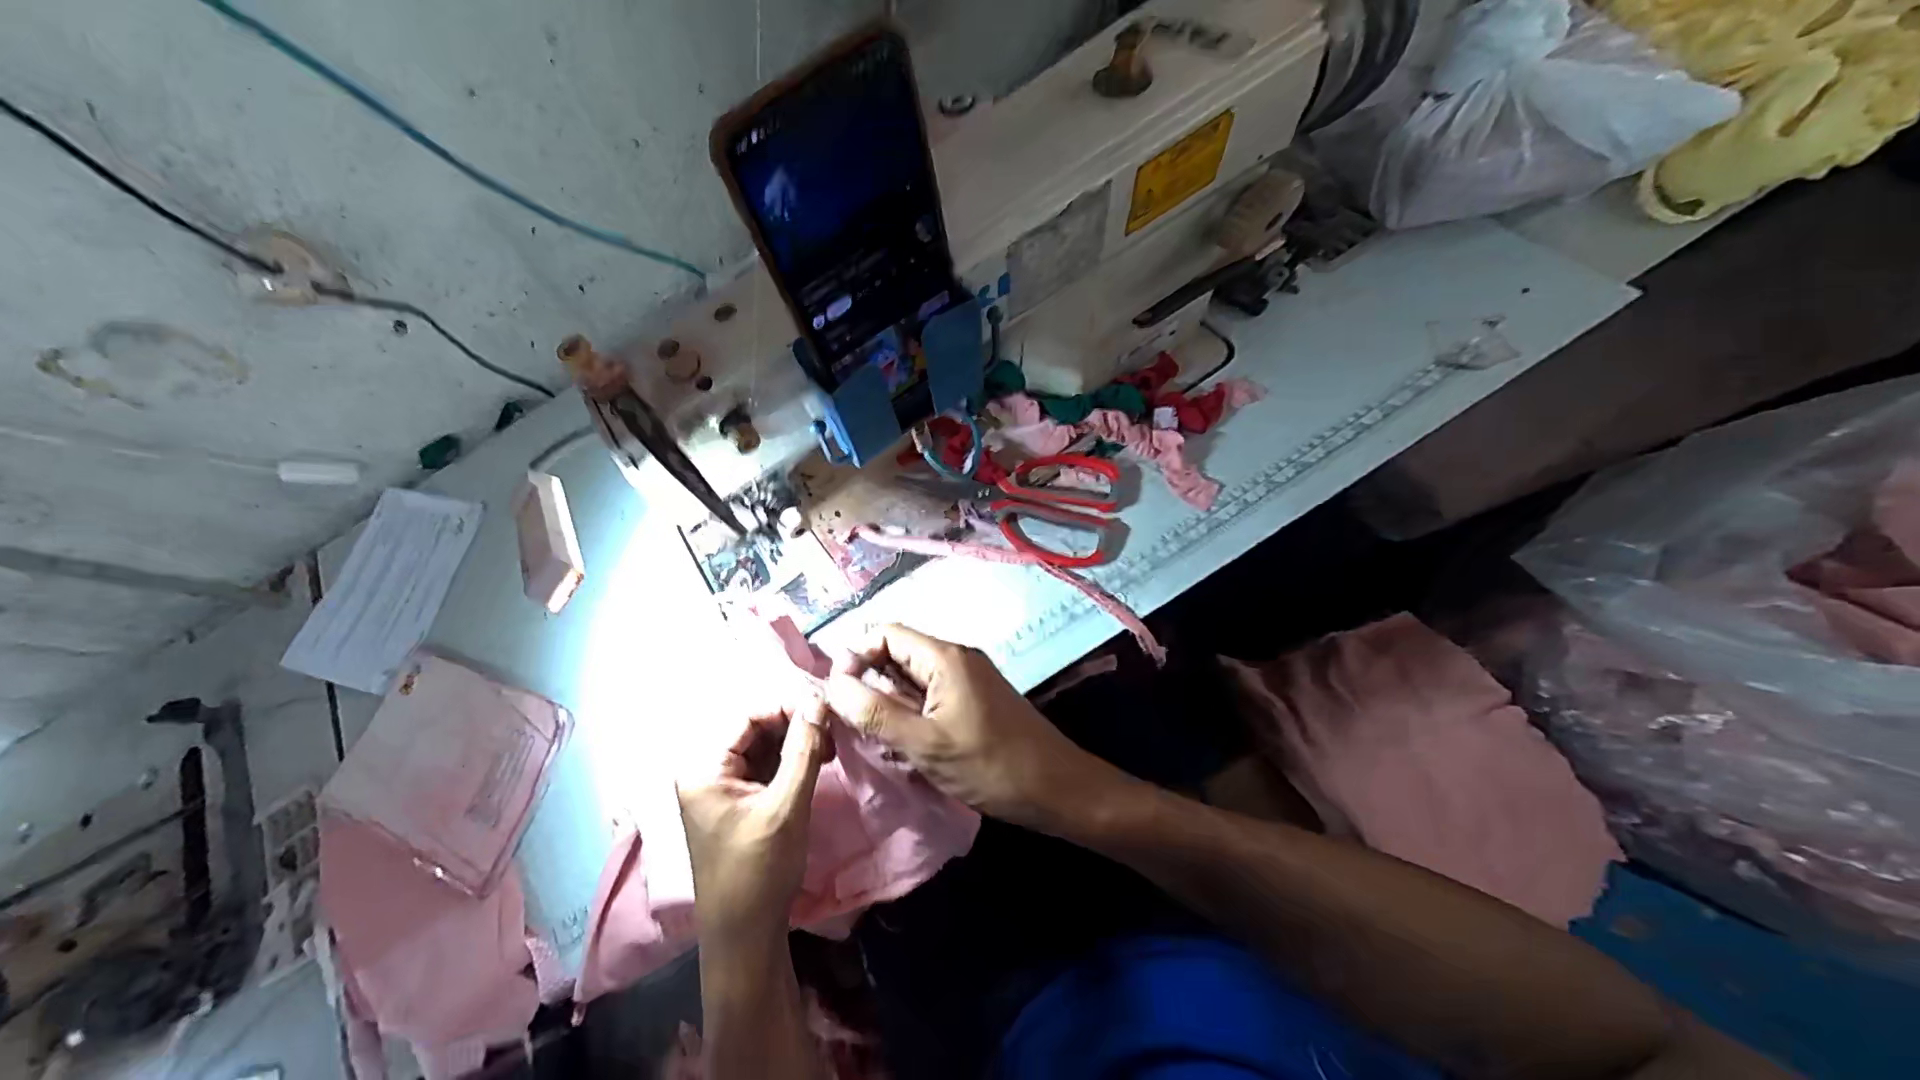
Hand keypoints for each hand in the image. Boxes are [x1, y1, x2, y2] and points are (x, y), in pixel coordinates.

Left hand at [677, 698, 830, 941]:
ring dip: (797, 742)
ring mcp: (723, 787)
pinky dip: (792, 761)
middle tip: (834, 730)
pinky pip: (766, 767)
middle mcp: (707, 771)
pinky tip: (820, 761)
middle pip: (754, 728)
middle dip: (795, 725)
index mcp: (703, 769)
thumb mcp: (786, 807)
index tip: (826, 710)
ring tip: (832, 746)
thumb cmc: (759, 870)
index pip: (746, 716)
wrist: (745, 935)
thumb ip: (803, 750)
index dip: (786, 707)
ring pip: (764, 746)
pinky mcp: (740, 802)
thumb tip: (819, 700)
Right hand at [822, 624, 1127, 831]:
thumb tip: (831, 685)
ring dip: (888, 703)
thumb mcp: (925, 744)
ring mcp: (967, 681)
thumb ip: (876, 713)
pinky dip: (910, 715)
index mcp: (945, 657)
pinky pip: (930, 698)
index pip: (886, 633)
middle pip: (897, 655)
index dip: (855, 656)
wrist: (1057, 790)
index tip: (837, 694)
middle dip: (869, 683)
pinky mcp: (973, 703)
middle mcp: (955, 660)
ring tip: (873, 737)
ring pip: (911, 679)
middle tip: (851, 722)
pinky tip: (902, 744)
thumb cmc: (991, 766)